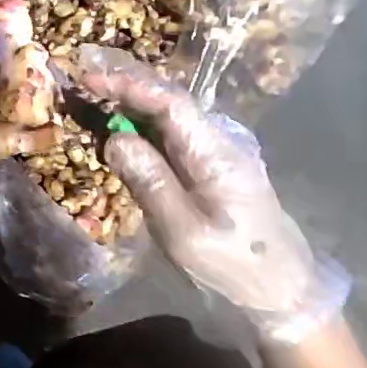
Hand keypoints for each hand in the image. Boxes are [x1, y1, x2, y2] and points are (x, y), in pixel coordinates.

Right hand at [75, 44, 327, 328]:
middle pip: (169, 100)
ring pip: (169, 115)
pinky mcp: (211, 167)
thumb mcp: (183, 231)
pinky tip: (121, 125)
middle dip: (127, 84)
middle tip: (84, 77)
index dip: (129, 85)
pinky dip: (142, 123)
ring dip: (132, 102)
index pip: (170, 104)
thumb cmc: (233, 264)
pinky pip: (171, 134)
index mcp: (216, 153)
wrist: (282, 290)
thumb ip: (149, 181)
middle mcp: (218, 142)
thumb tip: (114, 138)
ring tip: (93, 95)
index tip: (90, 77)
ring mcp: (216, 153)